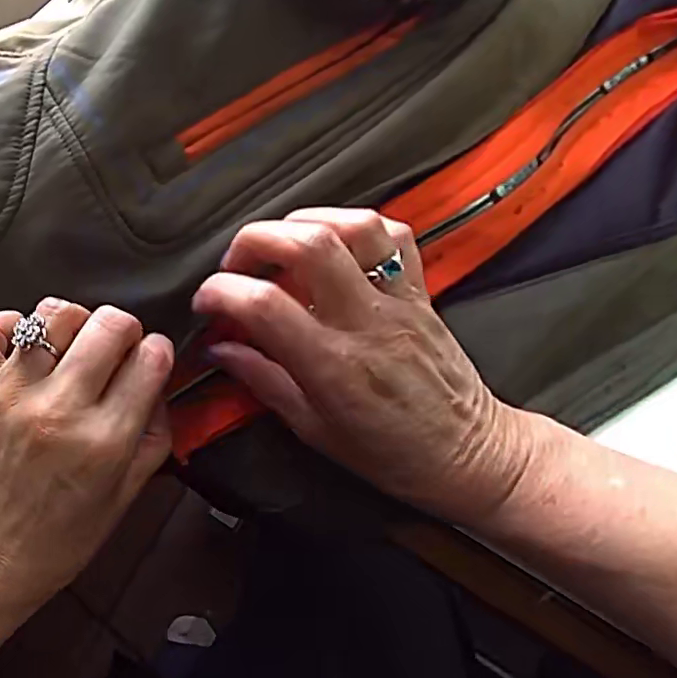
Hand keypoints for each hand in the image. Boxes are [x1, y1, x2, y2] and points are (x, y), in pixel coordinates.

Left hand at [0, 298, 174, 677]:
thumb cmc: (56, 539)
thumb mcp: (127, 496)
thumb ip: (156, 435)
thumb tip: (161, 383)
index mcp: (106, 440)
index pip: (152, 356)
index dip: (158, 352)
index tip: (150, 362)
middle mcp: (61, 410)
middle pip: (110, 323)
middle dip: (123, 330)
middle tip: (116, 352)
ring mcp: (14, 395)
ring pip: (56, 313)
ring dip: (74, 324)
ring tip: (72, 350)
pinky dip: (12, 326)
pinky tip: (27, 351)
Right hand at [191, 208, 542, 526]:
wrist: (468, 455)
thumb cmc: (393, 454)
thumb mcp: (313, 429)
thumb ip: (263, 379)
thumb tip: (222, 348)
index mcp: (333, 366)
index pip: (264, 304)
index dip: (221, 292)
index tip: (207, 302)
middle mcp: (365, 323)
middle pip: (307, 244)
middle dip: (255, 240)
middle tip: (236, 265)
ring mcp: (398, 301)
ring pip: (353, 227)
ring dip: (304, 223)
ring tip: (280, 246)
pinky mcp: (420, 292)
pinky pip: (396, 235)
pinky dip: (356, 225)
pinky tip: (333, 244)